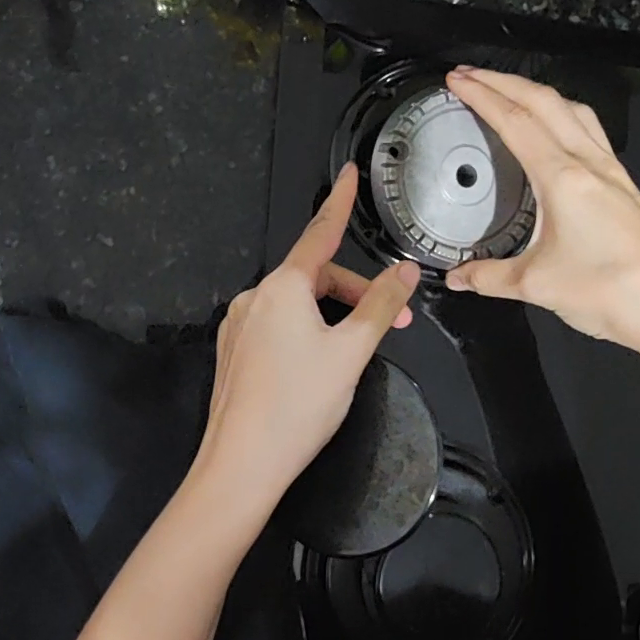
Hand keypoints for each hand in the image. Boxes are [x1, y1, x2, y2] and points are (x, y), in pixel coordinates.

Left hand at [190, 163, 420, 522]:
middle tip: (395, 326)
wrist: (241, 465)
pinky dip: (307, 334)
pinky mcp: (233, 353)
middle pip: (316, 279)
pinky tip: (319, 368)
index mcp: (282, 287)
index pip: (320, 233)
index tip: (349, 174)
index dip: (340, 203)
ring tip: (357, 354)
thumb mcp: (352, 351)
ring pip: (298, 306)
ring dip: (333, 318)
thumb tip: (406, 271)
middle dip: (357, 295)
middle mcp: (255, 297)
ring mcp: (239, 326)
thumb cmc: (299, 404)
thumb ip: (382, 305)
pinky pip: (278, 328)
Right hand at [442, 67, 639, 368]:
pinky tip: (556, 135)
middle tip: (471, 75)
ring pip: (574, 111)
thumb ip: (489, 277)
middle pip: (545, 102)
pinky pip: (592, 135)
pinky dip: (564, 118)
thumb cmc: (613, 293)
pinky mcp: (626, 190)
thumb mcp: (536, 286)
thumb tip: (458, 278)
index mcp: (564, 179)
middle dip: (504, 81)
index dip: (482, 95)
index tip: (457, 80)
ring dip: (537, 93)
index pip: (515, 121)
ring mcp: (614, 175)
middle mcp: (592, 166)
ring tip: (510, 93)